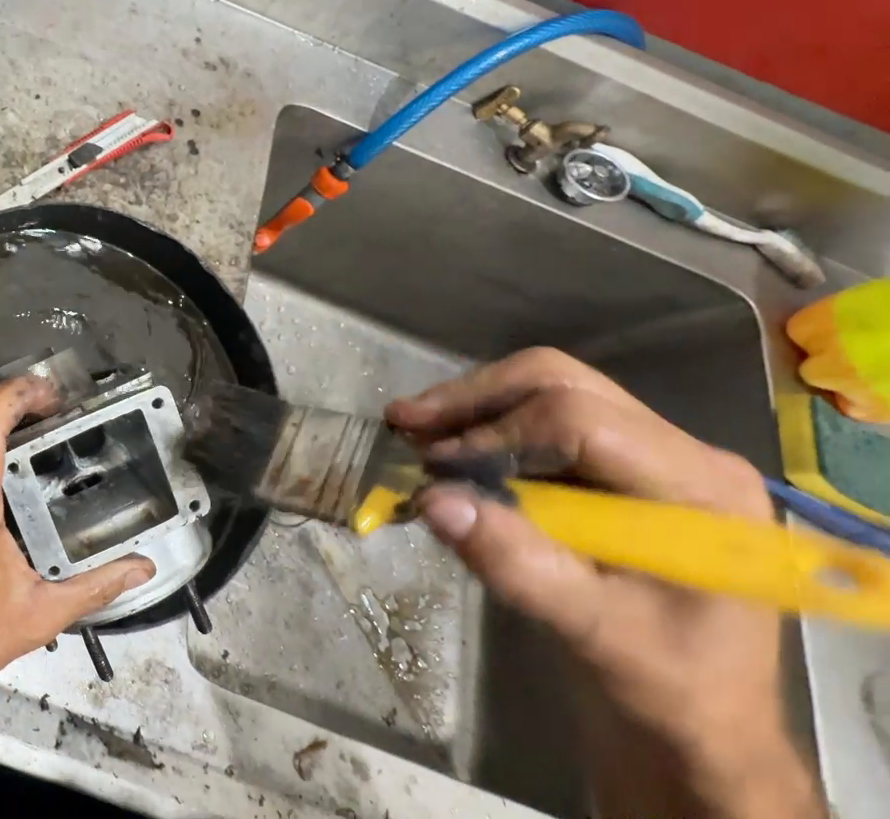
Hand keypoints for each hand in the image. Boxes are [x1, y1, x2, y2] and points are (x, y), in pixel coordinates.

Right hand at [387, 348, 821, 817]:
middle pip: (561, 383)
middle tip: (406, 423)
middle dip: (474, 399)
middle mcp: (681, 452)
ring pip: (547, 389)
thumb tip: (432, 499)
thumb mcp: (590, 630)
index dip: (496, 434)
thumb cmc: (662, 681)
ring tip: (412, 431)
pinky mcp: (617, 467)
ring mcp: (650, 454)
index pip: (582, 418)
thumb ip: (516, 562)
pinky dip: (485, 427)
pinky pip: (542, 419)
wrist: (698, 720)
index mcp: (696, 486)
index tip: (433, 468)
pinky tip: (444, 451)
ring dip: (473, 408)